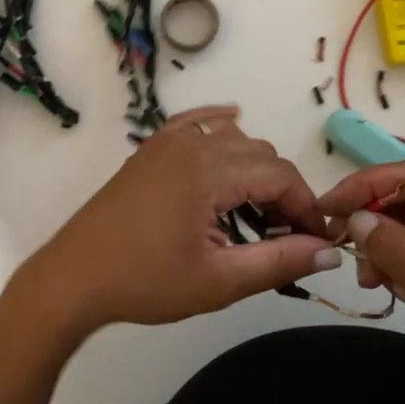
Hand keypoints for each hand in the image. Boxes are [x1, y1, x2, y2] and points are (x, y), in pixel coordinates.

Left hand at [16, 106, 336, 336]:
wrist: (75, 277)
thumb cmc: (146, 281)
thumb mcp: (219, 279)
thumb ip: (278, 261)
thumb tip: (329, 252)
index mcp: (208, 171)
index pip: (281, 174)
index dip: (307, 208)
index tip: (317, 243)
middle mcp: (190, 144)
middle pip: (260, 153)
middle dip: (283, 191)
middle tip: (286, 238)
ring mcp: (165, 143)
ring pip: (230, 137)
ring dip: (253, 167)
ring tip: (256, 214)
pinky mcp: (148, 151)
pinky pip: (193, 122)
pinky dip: (218, 124)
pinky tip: (231, 121)